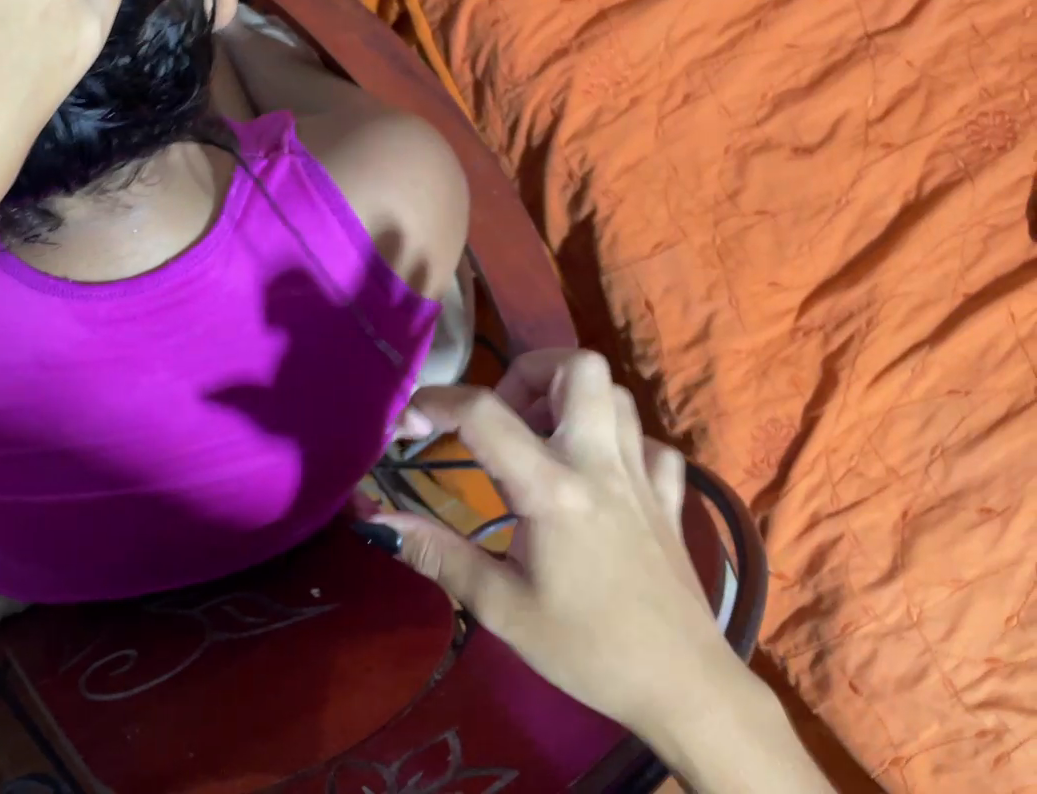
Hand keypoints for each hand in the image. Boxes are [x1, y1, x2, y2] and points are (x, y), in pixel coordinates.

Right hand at [378, 350, 737, 733]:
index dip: (433, 403)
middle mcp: (601, 466)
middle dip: (524, 373)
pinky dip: (612, 439)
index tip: (405, 427)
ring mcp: (643, 478)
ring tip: (533, 438)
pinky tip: (589, 471)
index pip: (483, 412)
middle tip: (496, 418)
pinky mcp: (669, 499)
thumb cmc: (587, 649)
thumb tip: (371, 518)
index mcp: (553, 490)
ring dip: (566, 399)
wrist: (688, 692)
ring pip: (615, 394)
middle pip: (577, 367)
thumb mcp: (497, 605)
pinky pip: (646, 441)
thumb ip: (433, 552)